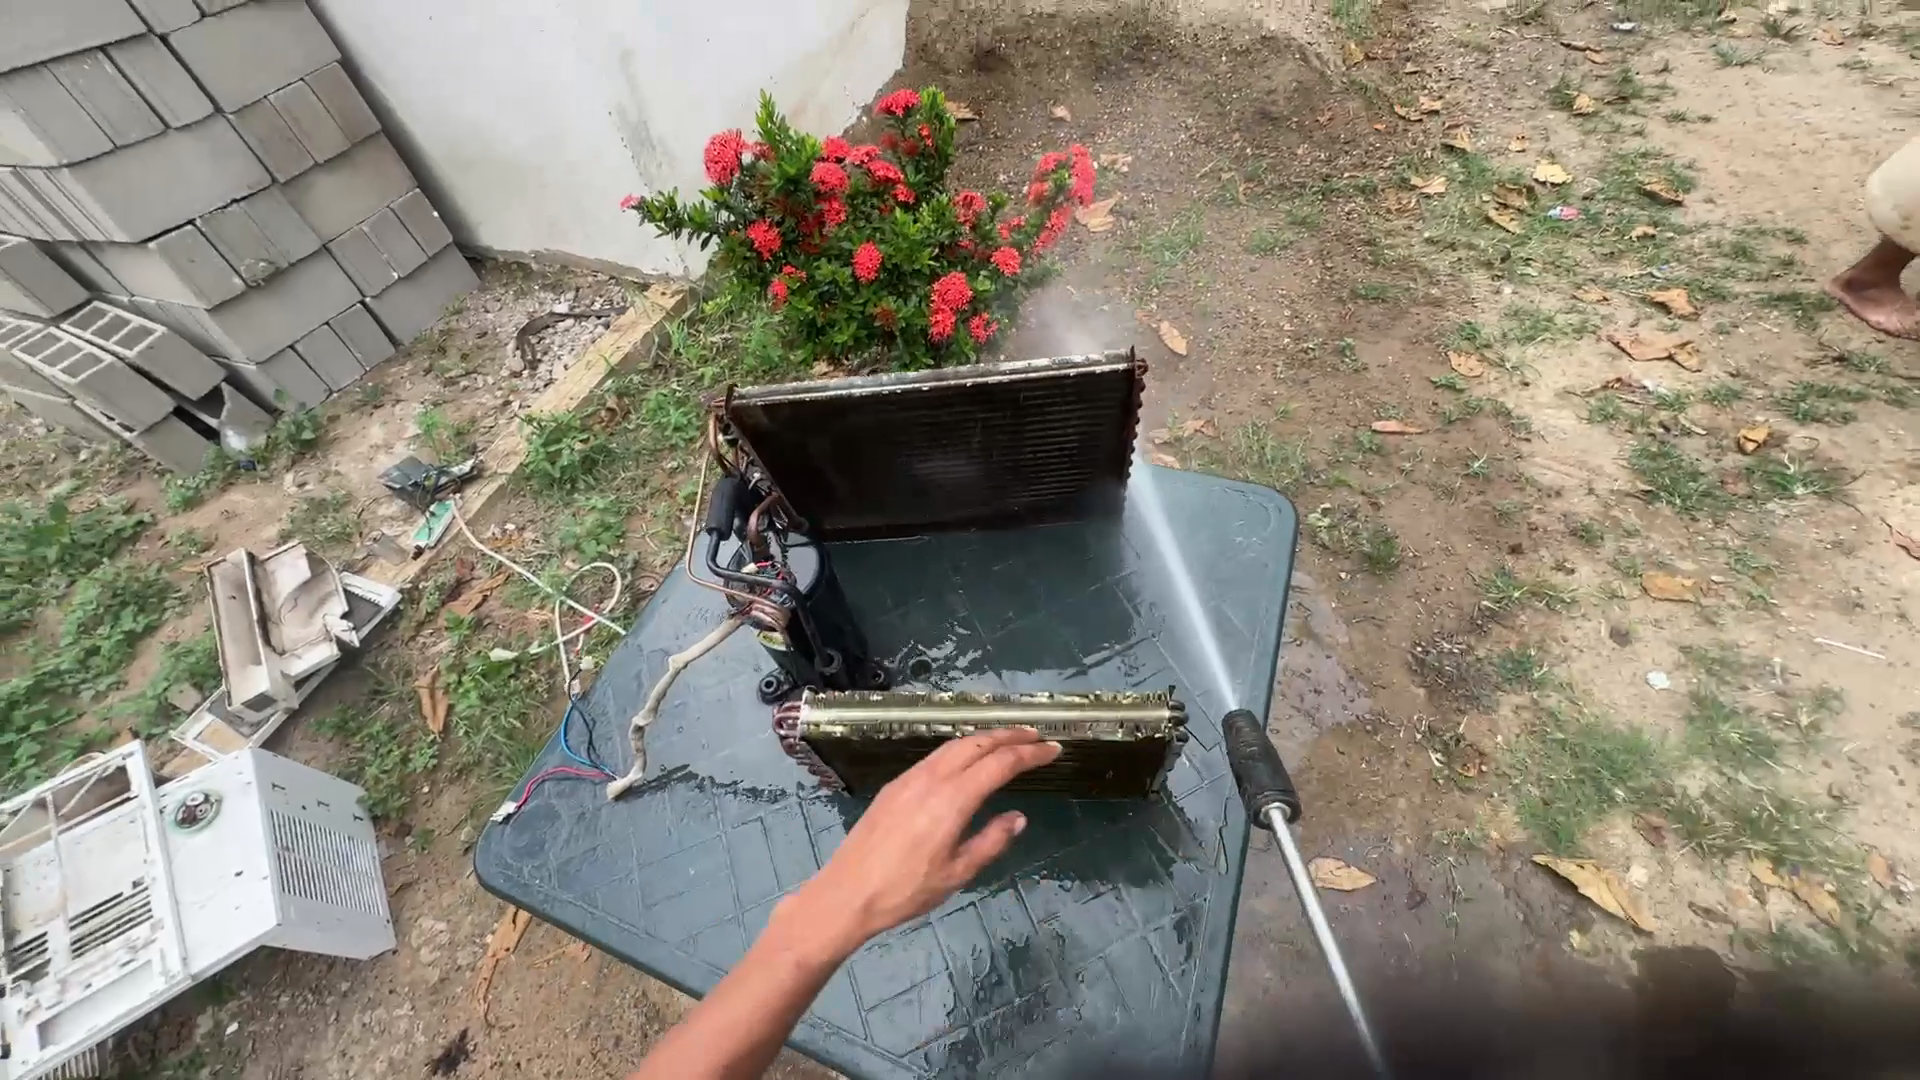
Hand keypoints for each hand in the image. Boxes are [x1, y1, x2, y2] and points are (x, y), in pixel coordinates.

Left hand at [775, 728, 1060, 962]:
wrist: (847, 891)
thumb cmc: (906, 890)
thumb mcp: (958, 873)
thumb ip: (991, 841)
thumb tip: (1018, 816)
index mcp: (953, 798)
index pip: (1001, 763)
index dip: (1031, 754)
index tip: (1054, 749)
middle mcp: (933, 777)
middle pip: (978, 743)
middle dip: (1011, 735)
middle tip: (1038, 737)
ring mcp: (911, 776)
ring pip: (955, 744)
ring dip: (986, 737)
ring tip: (1009, 742)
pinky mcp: (897, 783)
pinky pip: (937, 754)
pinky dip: (963, 747)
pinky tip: (968, 758)